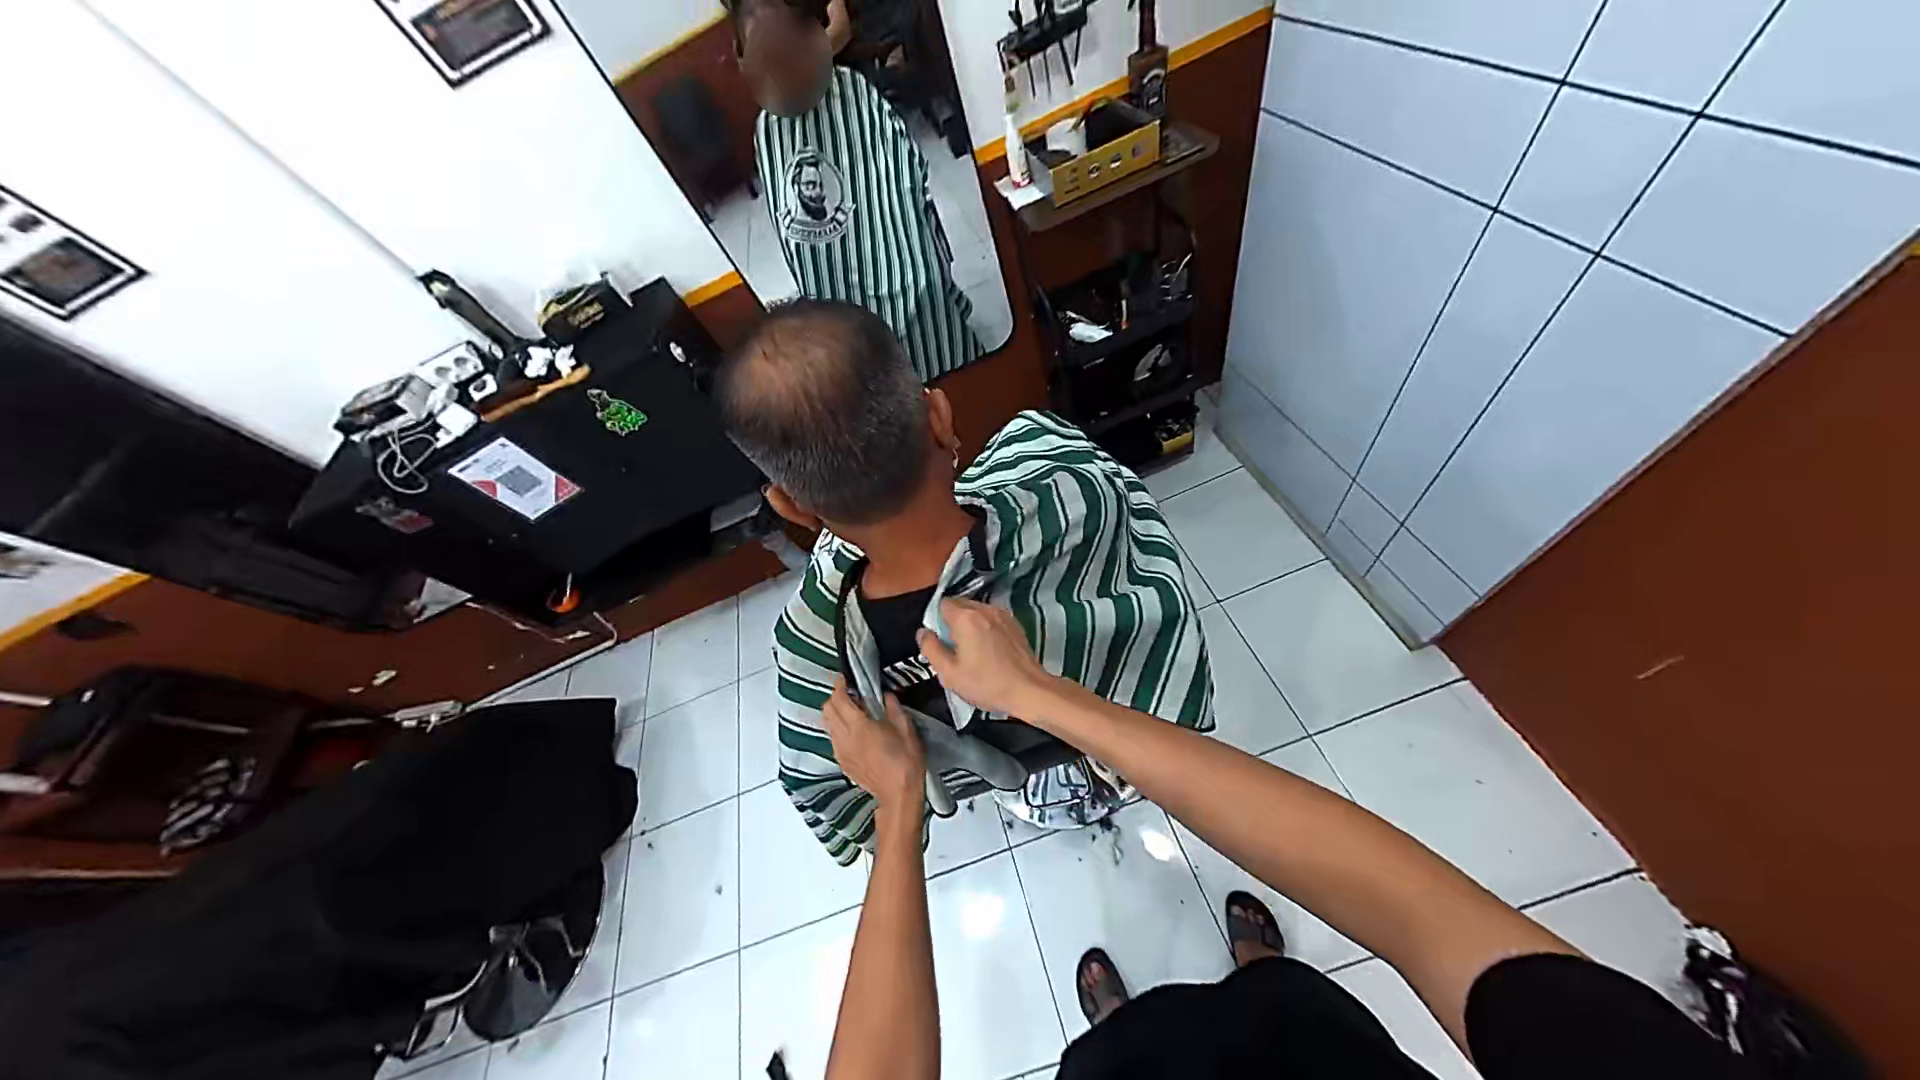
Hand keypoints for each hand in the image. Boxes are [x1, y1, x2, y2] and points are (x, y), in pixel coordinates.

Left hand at [822, 679, 925, 810]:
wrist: (898, 793)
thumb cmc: (906, 761)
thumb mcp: (906, 729)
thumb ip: (894, 708)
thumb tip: (886, 696)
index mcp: (860, 727)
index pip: (839, 700)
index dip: (839, 686)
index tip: (845, 679)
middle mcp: (845, 738)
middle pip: (828, 710)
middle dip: (835, 697)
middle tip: (850, 693)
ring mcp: (842, 751)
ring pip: (828, 725)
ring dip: (835, 713)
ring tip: (852, 710)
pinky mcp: (843, 762)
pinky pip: (834, 739)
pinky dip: (838, 729)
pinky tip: (854, 731)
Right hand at [916, 597, 1056, 716]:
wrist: (1029, 690)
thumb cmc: (986, 684)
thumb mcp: (949, 673)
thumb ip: (931, 649)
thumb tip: (923, 632)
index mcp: (966, 618)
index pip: (942, 604)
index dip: (937, 620)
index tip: (940, 640)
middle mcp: (985, 609)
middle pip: (960, 604)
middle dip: (953, 621)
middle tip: (955, 648)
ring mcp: (1003, 615)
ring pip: (977, 611)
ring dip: (970, 624)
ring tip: (973, 650)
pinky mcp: (1015, 624)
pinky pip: (992, 618)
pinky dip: (986, 627)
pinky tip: (989, 650)